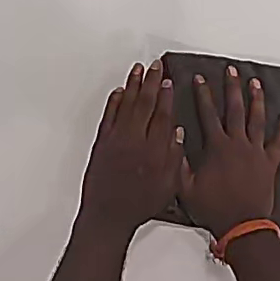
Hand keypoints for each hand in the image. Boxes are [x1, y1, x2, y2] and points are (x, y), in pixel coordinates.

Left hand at [78, 60, 183, 242]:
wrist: (109, 213)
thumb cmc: (139, 204)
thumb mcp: (168, 186)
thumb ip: (175, 158)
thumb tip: (177, 134)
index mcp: (155, 151)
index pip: (164, 114)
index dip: (167, 95)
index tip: (169, 81)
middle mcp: (136, 141)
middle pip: (146, 103)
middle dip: (152, 81)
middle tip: (155, 66)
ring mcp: (117, 139)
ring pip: (127, 104)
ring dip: (133, 84)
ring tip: (138, 70)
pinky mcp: (102, 142)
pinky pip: (109, 115)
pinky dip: (115, 101)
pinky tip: (120, 91)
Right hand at [180, 66, 279, 236]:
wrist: (242, 226)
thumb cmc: (214, 208)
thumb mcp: (186, 187)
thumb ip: (179, 162)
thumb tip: (175, 138)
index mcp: (216, 147)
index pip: (207, 113)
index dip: (203, 94)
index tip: (200, 79)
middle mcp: (237, 145)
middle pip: (235, 109)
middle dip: (232, 88)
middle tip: (231, 71)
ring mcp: (256, 153)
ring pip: (257, 119)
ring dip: (256, 99)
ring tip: (255, 83)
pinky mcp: (269, 164)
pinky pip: (279, 143)